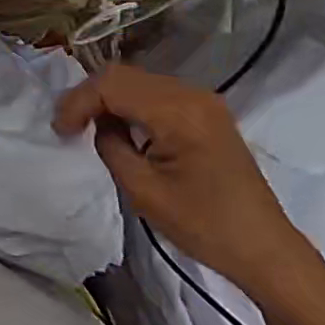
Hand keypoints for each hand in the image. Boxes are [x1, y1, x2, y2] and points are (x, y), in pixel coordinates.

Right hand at [54, 64, 310, 294]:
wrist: (264, 250)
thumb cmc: (202, 225)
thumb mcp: (142, 189)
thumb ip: (111, 145)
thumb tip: (98, 124)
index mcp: (179, 112)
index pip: (111, 86)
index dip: (77, 102)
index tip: (60, 130)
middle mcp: (192, 95)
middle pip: (122, 75)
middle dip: (88, 96)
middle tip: (67, 125)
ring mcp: (202, 101)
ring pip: (136, 80)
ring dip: (106, 98)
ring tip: (85, 125)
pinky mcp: (205, 112)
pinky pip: (155, 93)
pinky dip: (128, 103)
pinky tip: (117, 126)